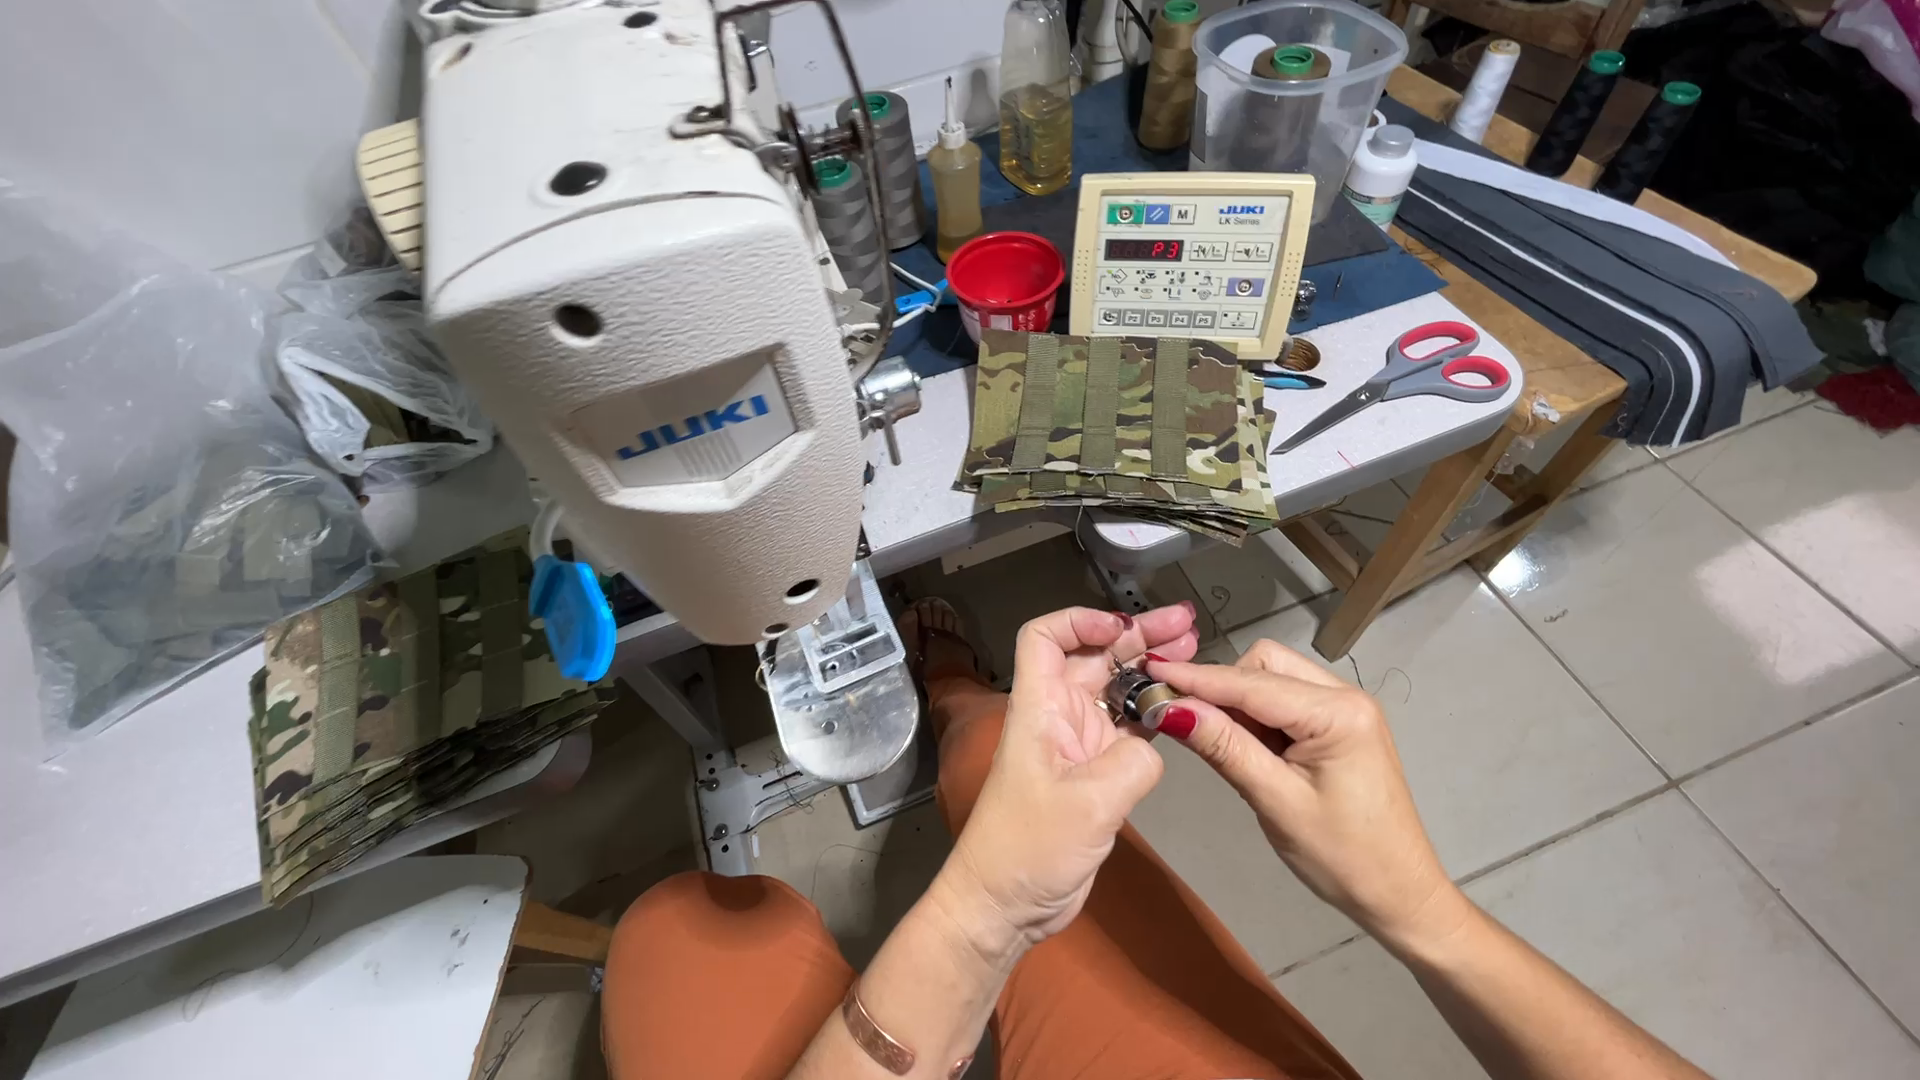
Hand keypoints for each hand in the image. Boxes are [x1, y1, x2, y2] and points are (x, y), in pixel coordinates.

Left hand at [943, 603, 1200, 946]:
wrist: (1006, 904)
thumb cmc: (1029, 847)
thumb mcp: (1088, 804)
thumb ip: (1133, 763)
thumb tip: (1161, 732)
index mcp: (1039, 706)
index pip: (1045, 638)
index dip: (1080, 620)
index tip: (1123, 626)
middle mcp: (1057, 712)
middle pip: (1093, 656)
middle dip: (1137, 635)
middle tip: (1186, 623)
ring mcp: (1078, 740)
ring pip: (1115, 687)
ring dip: (1151, 666)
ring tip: (1194, 645)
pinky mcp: (1095, 768)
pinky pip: (1129, 725)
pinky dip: (1155, 708)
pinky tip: (1185, 699)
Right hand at [1146, 641, 1468, 950]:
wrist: (1401, 898)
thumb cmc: (1343, 858)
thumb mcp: (1276, 802)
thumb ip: (1223, 747)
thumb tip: (1168, 707)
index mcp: (1338, 713)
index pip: (1249, 683)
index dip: (1195, 678)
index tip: (1148, 672)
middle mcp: (1344, 695)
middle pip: (1262, 665)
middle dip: (1221, 686)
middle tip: (1189, 723)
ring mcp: (1343, 707)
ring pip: (1270, 677)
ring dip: (1236, 701)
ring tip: (1219, 741)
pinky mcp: (1337, 724)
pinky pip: (1282, 699)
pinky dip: (1254, 713)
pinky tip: (1243, 744)